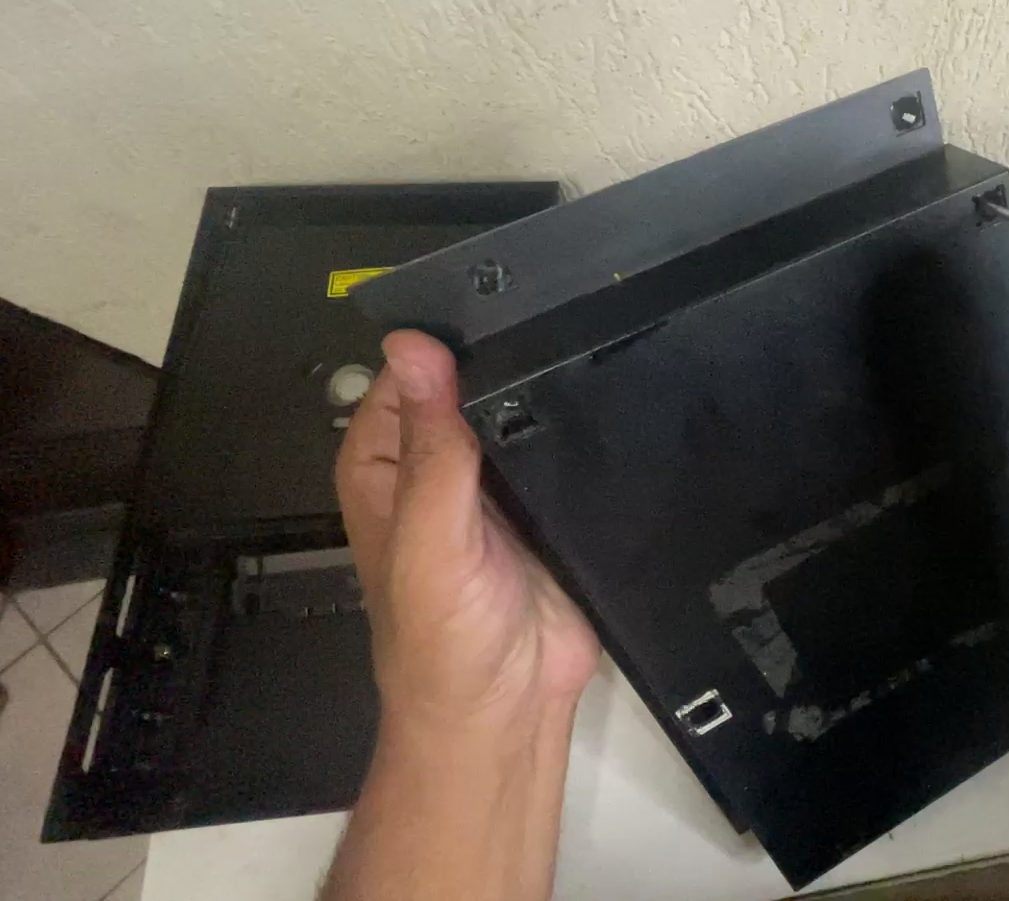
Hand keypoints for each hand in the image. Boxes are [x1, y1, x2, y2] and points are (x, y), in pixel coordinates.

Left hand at [336, 330, 598, 740]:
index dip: (453, 341)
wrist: (511, 704)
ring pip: (528, 414)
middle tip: (572, 320)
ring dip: (556, 392)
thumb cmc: (444, 636)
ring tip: (602, 350)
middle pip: (477, 388)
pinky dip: (587, 431)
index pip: (413, 375)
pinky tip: (618, 406)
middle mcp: (443, 464)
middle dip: (516, 360)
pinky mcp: (553, 503)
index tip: (510, 303)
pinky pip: (569, 451)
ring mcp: (503, 484)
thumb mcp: (430, 539)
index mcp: (389, 463)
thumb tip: (414, 348)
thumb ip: (432, 449)